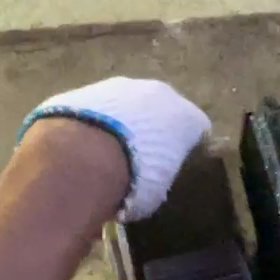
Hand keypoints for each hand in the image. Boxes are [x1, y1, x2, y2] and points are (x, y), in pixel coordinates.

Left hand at [23, 77, 211, 220]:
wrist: (87, 156)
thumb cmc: (135, 180)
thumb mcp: (157, 193)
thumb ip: (160, 180)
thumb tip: (148, 187)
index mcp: (188, 119)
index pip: (198, 131)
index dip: (186, 149)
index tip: (175, 167)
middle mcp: (162, 94)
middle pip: (162, 112)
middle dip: (152, 132)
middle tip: (137, 160)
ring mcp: (123, 87)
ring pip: (127, 106)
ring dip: (120, 124)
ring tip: (105, 153)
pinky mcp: (87, 88)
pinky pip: (98, 107)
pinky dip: (94, 122)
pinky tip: (82, 145)